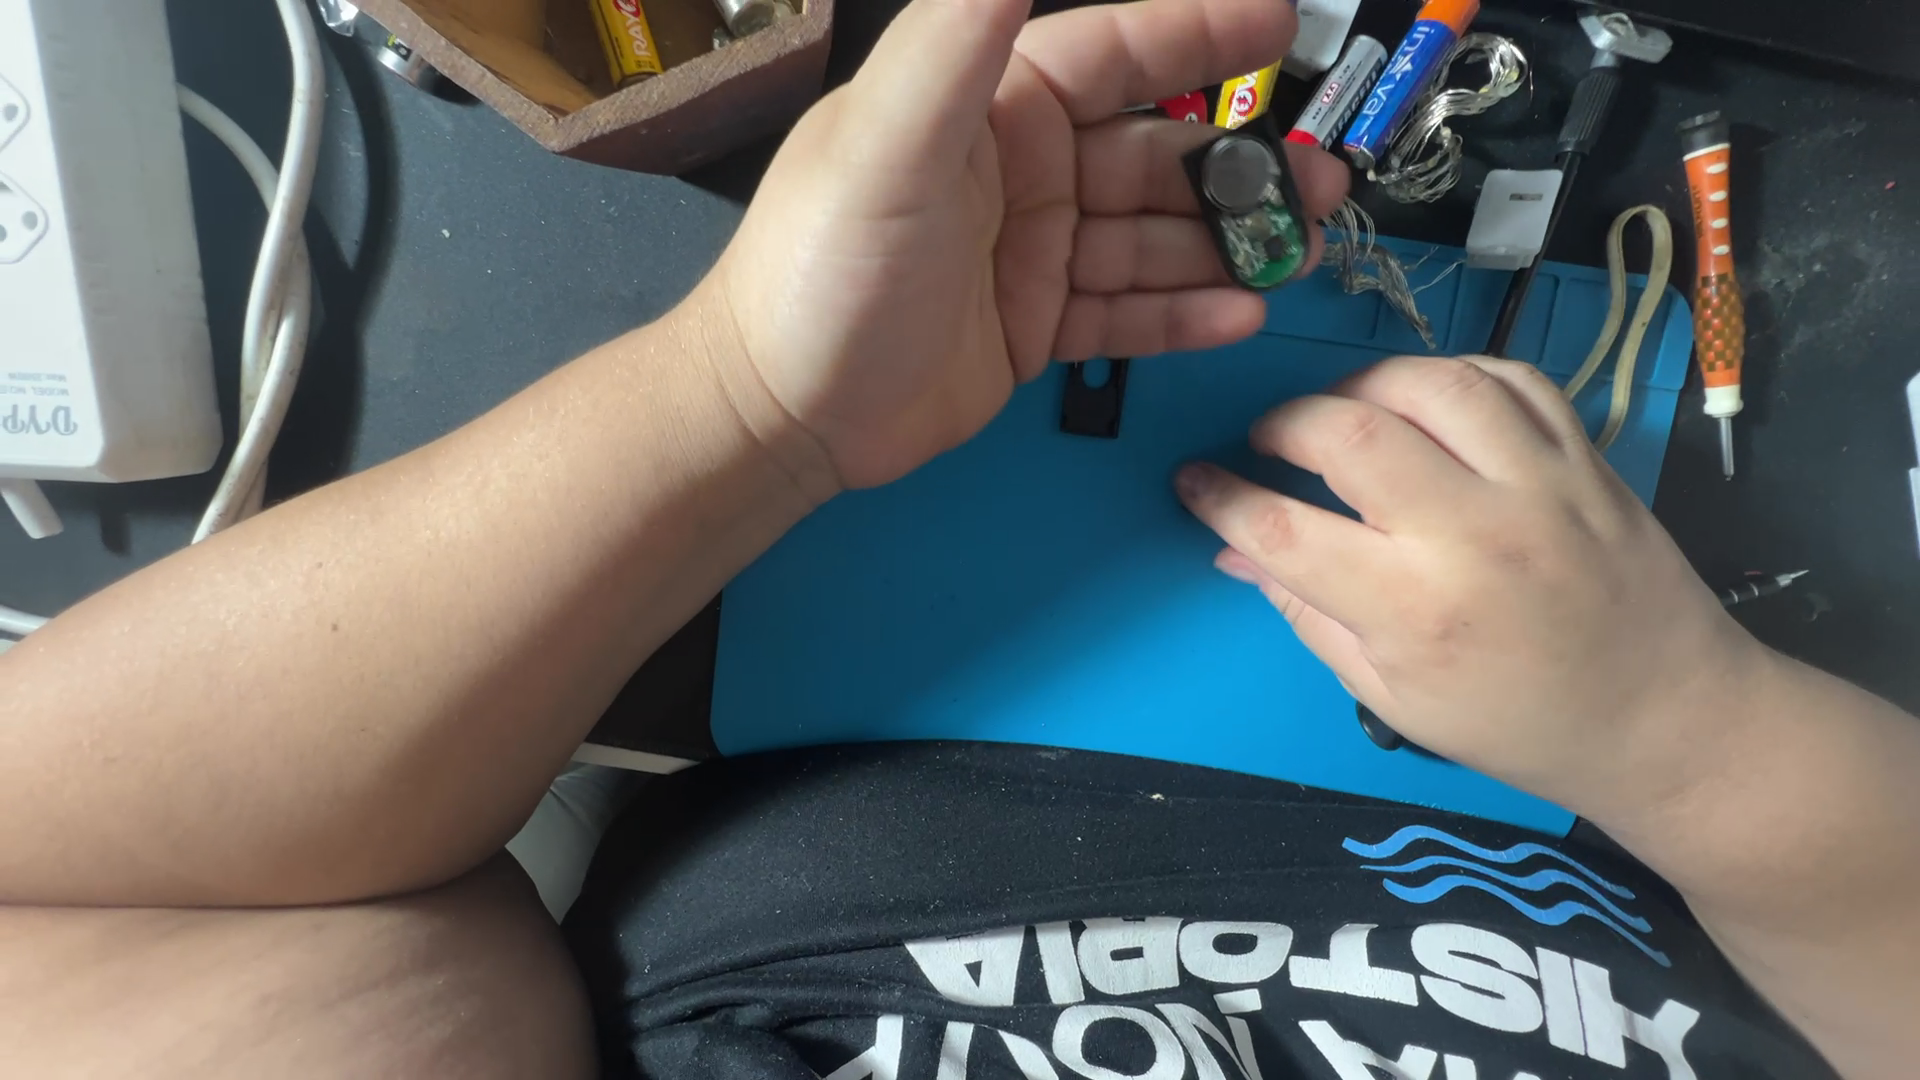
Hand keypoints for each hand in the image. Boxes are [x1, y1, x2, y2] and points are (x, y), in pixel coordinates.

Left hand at [693, 0, 1348, 492]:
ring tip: (1297, 252)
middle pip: (1151, 157)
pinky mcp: (1032, 331)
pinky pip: (1121, 316)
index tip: (1282, 30)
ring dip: (1222, 245)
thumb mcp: (888, 141)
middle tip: (1320, 188)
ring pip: (1147, 241)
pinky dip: (1177, 316)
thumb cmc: (828, 270)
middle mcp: (1021, 178)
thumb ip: (960, 35)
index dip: (1198, 36)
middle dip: (1235, 169)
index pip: (1114, 51)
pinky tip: (1235, 314)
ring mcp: (1030, 259)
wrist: (791, 406)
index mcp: (993, 111)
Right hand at [1176, 355, 1768, 809]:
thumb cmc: (1507, 722)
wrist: (1669, 721)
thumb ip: (1299, 608)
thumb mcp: (1381, 688)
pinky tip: (1416, 403)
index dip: (1218, 498)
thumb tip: (1232, 551)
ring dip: (1357, 386)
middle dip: (1280, 424)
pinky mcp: (1586, 459)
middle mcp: (1471, 534)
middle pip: (1346, 434)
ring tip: (1336, 412)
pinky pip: (1506, 378)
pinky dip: (1443, 377)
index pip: (1279, 530)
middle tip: (1265, 442)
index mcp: (1410, 608)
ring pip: (1427, 385)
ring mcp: (1540, 485)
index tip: (1191, 481)